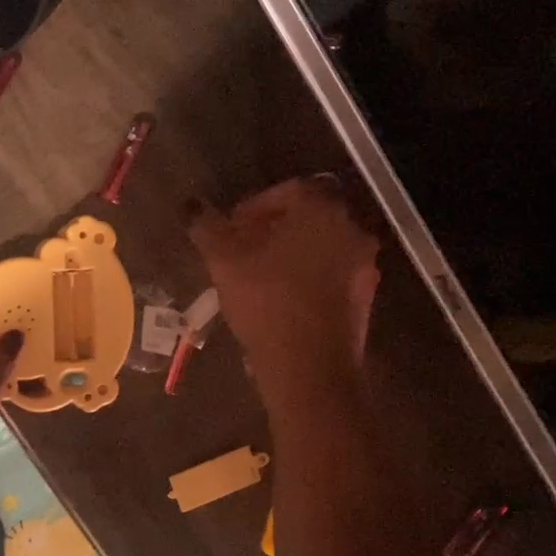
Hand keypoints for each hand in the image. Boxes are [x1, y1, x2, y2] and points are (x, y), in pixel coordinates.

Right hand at [189, 178, 379, 395]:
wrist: (309, 365)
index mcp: (322, 211)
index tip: (231, 227)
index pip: (289, 189)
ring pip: (320, 247)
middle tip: (240, 249)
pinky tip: (278, 300)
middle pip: (307, 217)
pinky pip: (330, 275)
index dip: (255, 204)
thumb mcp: (223, 261)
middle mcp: (351, 230)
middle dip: (272, 229)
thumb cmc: (266, 301)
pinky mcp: (363, 298)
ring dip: (289, 254)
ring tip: (255, 276)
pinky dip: (305, 278)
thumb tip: (192, 206)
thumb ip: (206, 227)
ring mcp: (363, 266)